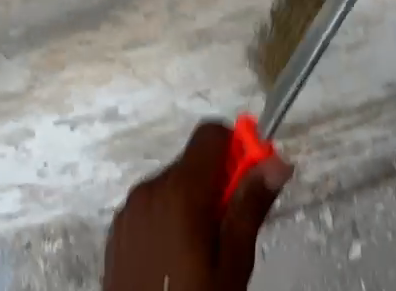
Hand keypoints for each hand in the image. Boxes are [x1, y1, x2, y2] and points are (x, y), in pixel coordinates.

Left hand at [103, 122, 290, 290]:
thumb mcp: (233, 261)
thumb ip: (251, 205)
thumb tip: (278, 162)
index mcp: (180, 191)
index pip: (211, 134)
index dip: (236, 147)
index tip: (250, 178)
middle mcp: (150, 189)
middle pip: (193, 161)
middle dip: (218, 181)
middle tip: (231, 226)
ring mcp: (129, 209)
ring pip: (173, 182)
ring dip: (193, 199)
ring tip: (203, 248)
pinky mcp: (117, 229)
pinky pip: (152, 204)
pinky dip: (169, 215)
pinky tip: (176, 256)